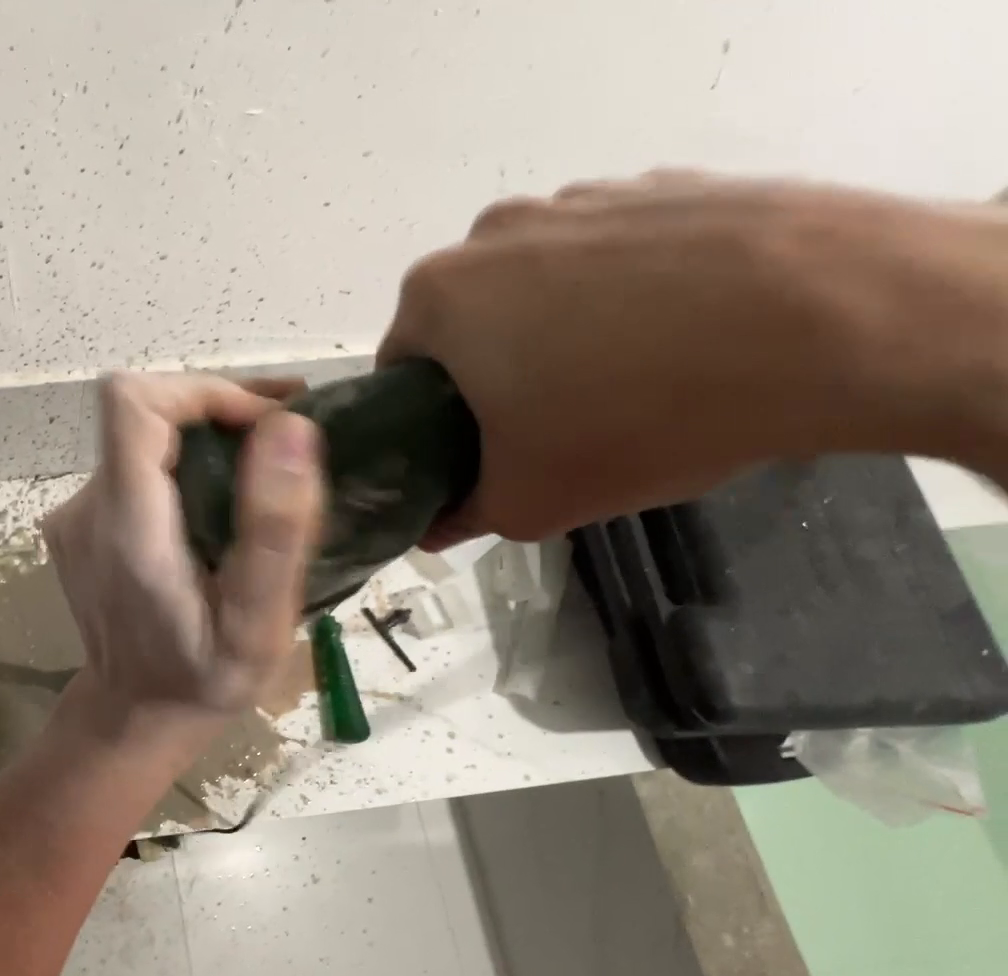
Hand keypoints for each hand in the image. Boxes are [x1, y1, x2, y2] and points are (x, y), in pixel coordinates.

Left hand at [44, 374, 322, 744]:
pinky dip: (179, 463)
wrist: (132, 713)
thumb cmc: (202, 680)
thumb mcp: (258, 623)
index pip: (134, 404)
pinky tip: (219, 499)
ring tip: (266, 461)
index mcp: (127, 526)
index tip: (263, 418)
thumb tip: (290, 426)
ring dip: (203, 436)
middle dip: (216, 408)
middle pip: (141, 412)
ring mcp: (74, 515)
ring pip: (139, 436)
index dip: (201, 390)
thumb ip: (273, 528)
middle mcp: (86, 508)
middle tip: (287, 431)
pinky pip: (131, 465)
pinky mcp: (77, 523)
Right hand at [381, 170, 1007, 546]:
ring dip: (561, 330)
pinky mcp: (668, 185)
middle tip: (551, 424)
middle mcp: (492, 233)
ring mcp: (584, 198)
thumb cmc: (638, 415)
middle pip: (468, 321)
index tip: (475, 452)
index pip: (400, 370)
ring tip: (633, 379)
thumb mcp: (528, 500)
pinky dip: (635, 294)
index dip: (428, 421)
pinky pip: (620, 254)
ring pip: (542, 285)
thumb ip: (460, 515)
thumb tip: (431, 526)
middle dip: (494, 371)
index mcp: (437, 297)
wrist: (840, 321)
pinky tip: (688, 336)